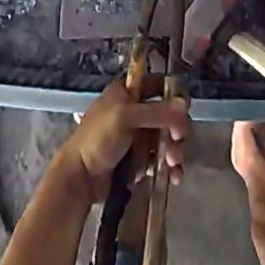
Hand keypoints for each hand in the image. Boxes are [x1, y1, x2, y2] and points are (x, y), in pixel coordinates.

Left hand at [57, 78, 191, 202]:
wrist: (79, 179)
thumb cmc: (97, 139)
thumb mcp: (124, 118)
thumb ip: (157, 111)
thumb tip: (186, 105)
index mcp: (128, 92)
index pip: (158, 84)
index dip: (175, 94)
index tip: (185, 109)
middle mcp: (135, 111)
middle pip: (169, 113)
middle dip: (178, 128)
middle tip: (178, 141)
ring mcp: (138, 136)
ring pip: (169, 137)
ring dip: (176, 149)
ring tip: (173, 164)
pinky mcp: (140, 159)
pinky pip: (163, 157)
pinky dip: (171, 166)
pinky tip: (174, 176)